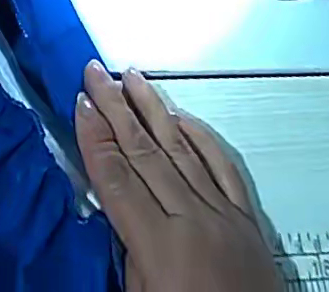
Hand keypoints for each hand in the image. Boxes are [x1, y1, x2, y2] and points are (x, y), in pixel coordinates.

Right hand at [76, 62, 282, 291]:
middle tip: (95, 73)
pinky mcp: (248, 220)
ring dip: (152, 107)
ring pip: (181, 146)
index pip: (117, 176)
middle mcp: (194, 220)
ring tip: (130, 76)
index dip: (95, 136)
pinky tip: (181, 115)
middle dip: (115, 107)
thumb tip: (119, 206)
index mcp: (163, 249)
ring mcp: (224, 215)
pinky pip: (222, 166)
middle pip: (144, 150)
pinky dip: (200, 136)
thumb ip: (129, 254)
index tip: (80, 102)